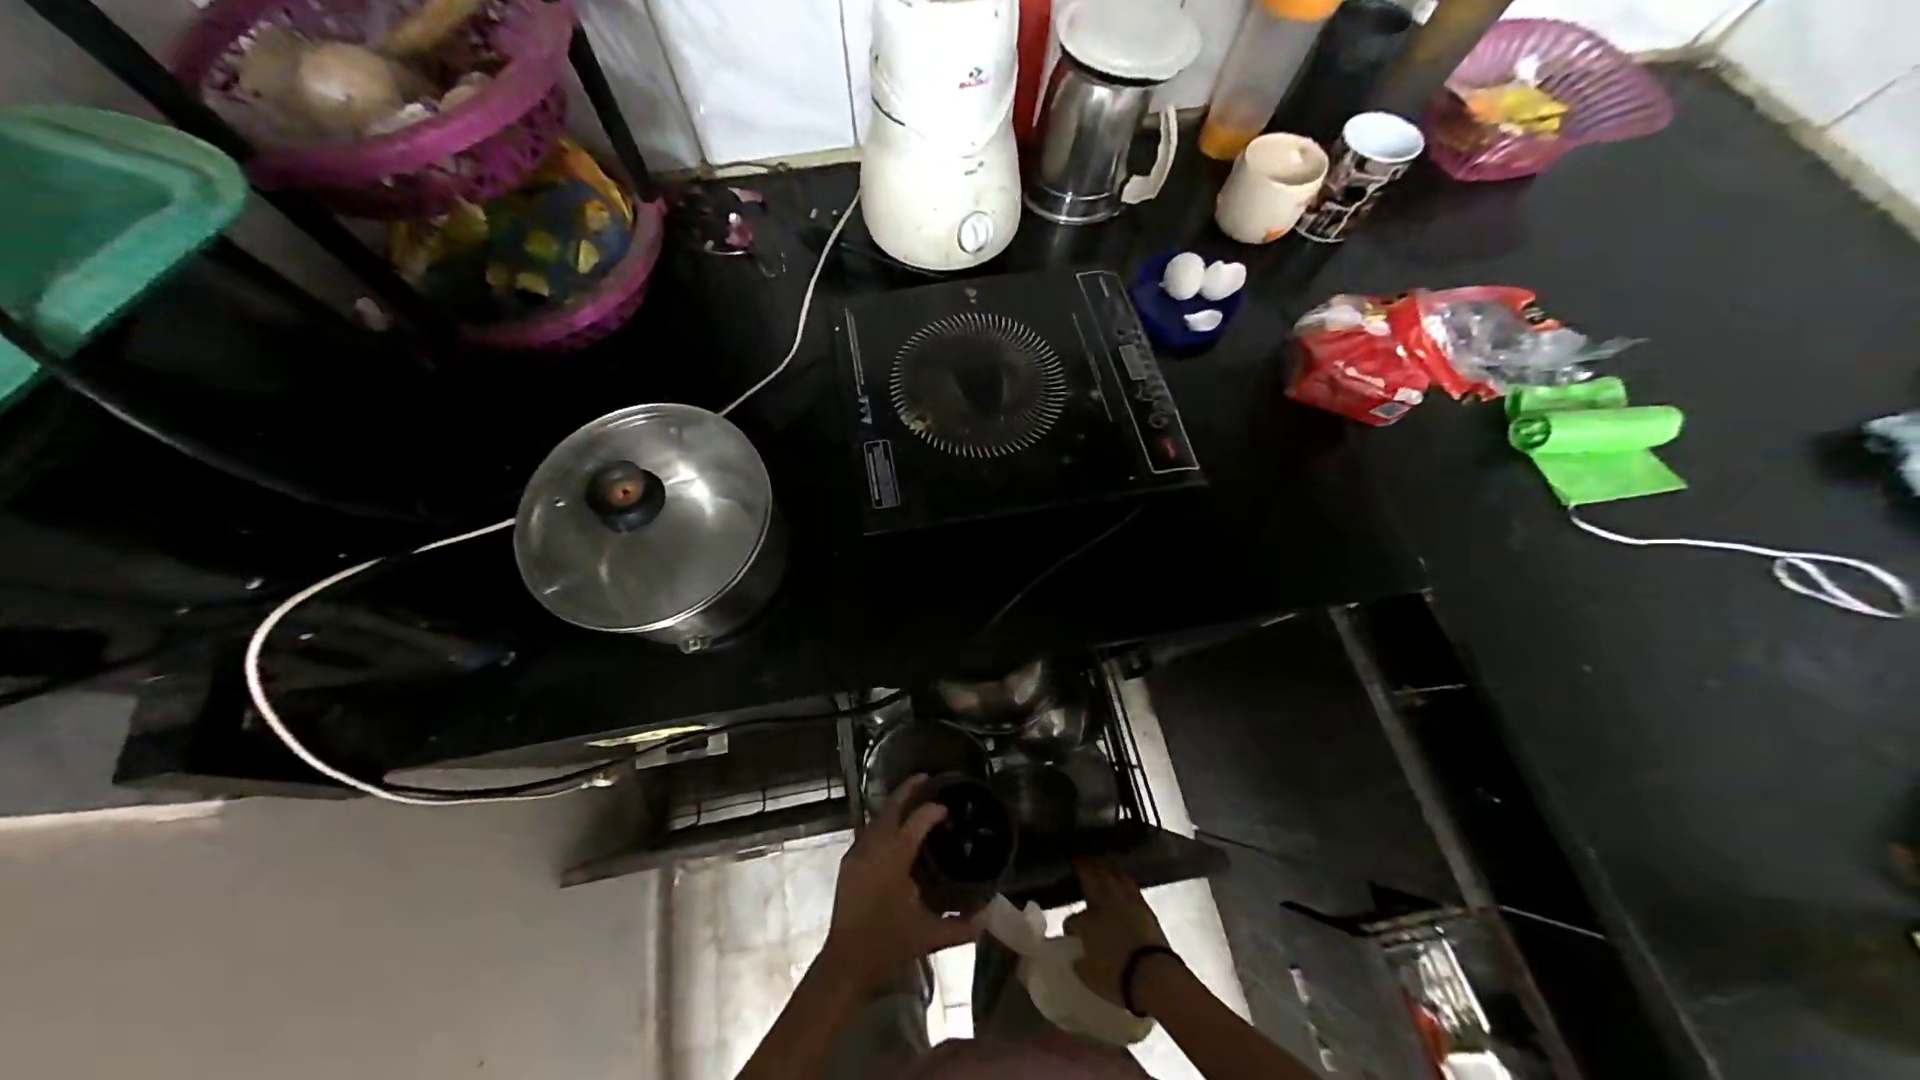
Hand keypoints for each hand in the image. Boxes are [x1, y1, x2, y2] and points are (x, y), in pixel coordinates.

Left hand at [819, 776, 979, 994]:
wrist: (844, 962)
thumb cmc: (887, 945)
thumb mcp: (928, 935)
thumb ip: (960, 926)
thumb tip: (987, 918)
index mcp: (894, 859)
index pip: (915, 822)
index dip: (931, 811)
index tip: (945, 808)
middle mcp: (873, 849)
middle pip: (890, 808)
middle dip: (907, 790)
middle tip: (925, 778)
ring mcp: (857, 855)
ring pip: (876, 819)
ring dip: (893, 806)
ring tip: (911, 799)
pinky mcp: (849, 864)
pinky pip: (867, 833)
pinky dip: (882, 824)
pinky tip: (892, 831)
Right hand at [1065, 858, 1172, 1009]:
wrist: (1154, 974)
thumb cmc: (1117, 977)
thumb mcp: (1090, 976)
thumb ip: (1081, 964)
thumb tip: (1078, 959)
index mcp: (1086, 921)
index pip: (1072, 920)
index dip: (1070, 926)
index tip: (1071, 934)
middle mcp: (1104, 904)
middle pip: (1091, 877)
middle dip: (1083, 867)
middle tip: (1077, 858)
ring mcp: (1126, 902)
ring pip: (1112, 875)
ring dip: (1104, 868)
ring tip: (1100, 865)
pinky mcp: (1144, 906)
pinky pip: (1130, 886)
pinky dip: (1123, 880)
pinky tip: (1122, 882)